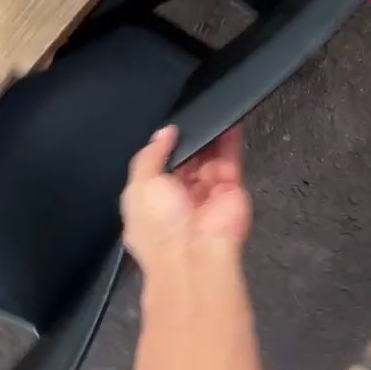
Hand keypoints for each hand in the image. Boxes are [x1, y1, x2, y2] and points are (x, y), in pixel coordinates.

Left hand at [122, 125, 252, 276]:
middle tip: (189, 124)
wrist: (198, 252)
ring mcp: (206, 192)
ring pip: (209, 156)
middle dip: (188, 141)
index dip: (162, 148)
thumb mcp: (139, 188)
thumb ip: (150, 156)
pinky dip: (230, 140)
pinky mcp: (231, 187)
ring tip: (210, 117)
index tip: (169, 130)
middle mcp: (179, 199)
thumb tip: (163, 133)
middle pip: (186, 160)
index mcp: (150, 203)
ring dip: (210, 137)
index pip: (156, 168)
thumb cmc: (162, 234)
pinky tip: (227, 124)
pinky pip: (231, 157)